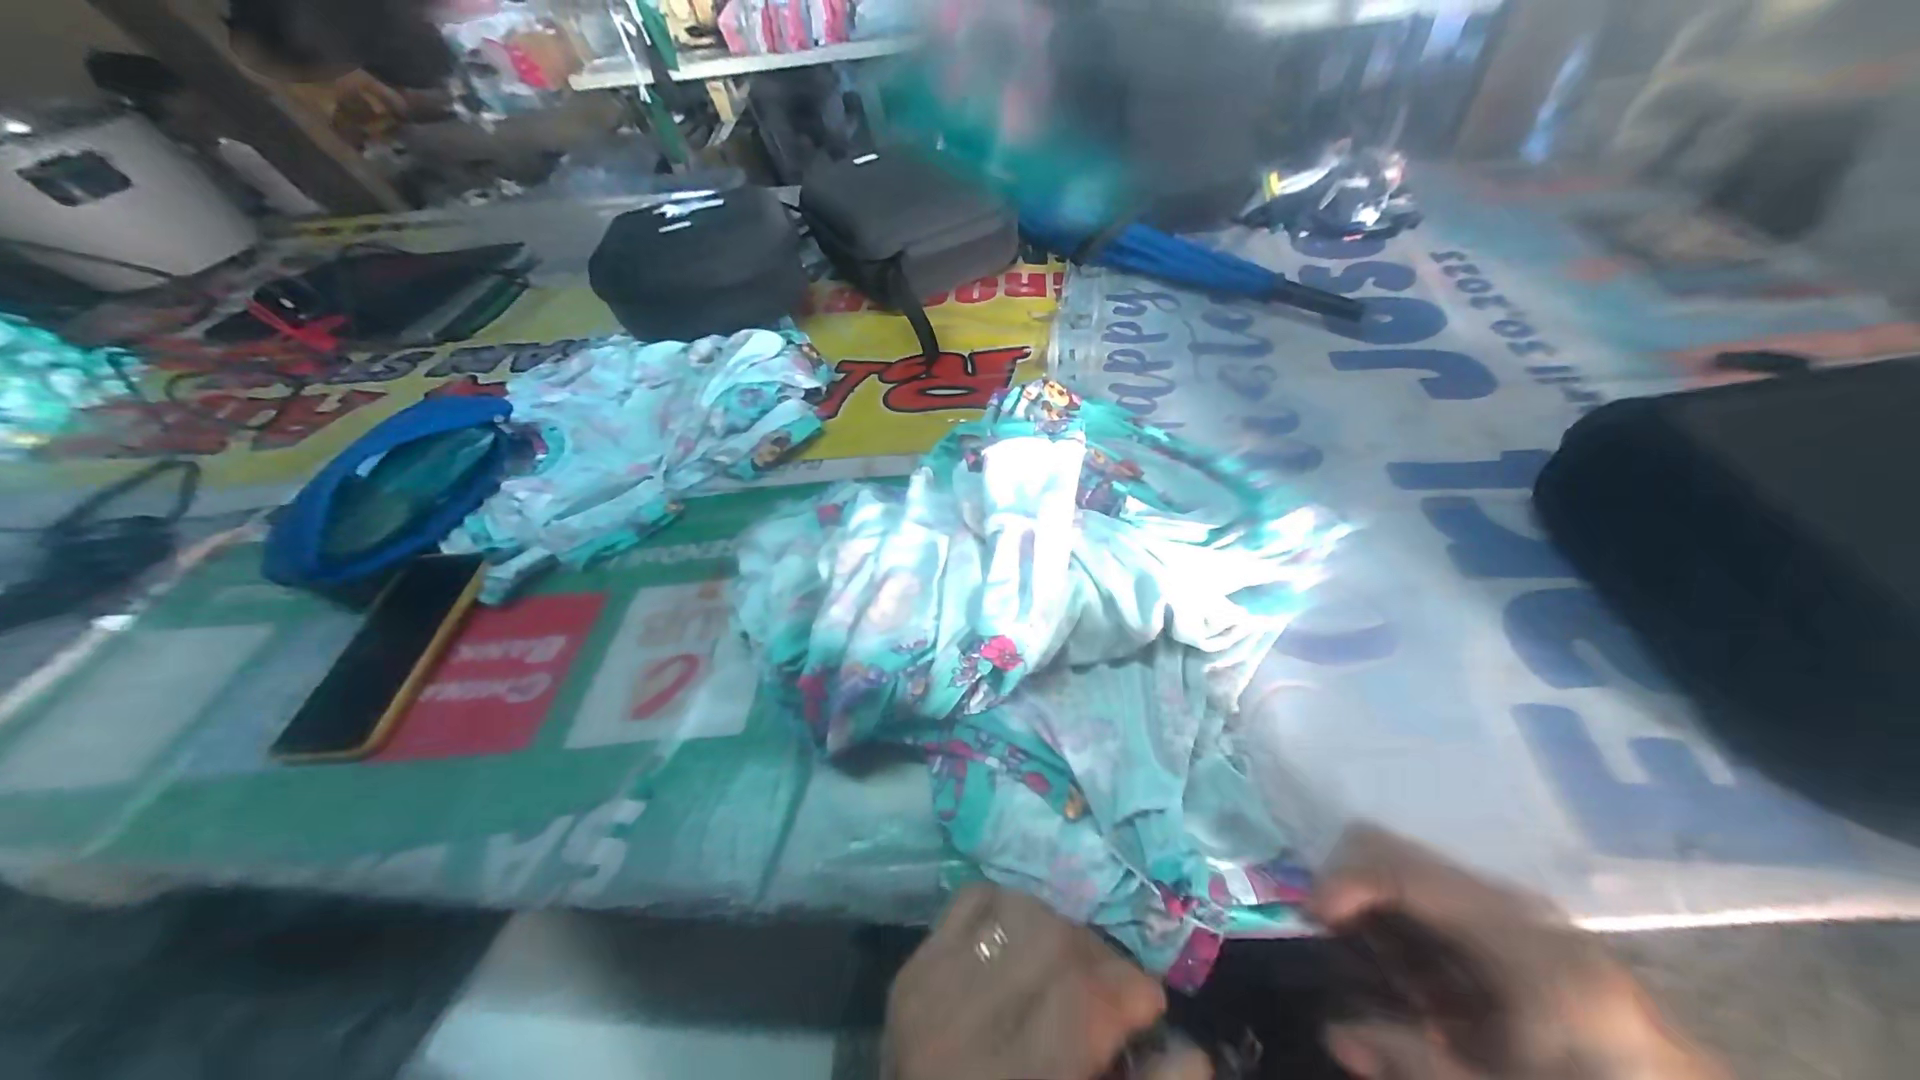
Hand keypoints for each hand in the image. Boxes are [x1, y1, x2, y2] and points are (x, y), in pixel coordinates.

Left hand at [884, 884, 1172, 1079]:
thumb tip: (1195, 1053)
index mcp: (1020, 1074)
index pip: (1084, 994)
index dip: (1131, 989)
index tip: (1149, 1005)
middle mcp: (967, 1026)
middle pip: (1055, 940)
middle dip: (1099, 957)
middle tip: (1111, 986)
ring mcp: (933, 989)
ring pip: (1018, 909)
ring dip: (1056, 928)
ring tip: (1067, 961)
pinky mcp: (912, 969)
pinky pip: (972, 900)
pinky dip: (1006, 907)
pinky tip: (1021, 938)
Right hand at [1313, 827, 1726, 1079]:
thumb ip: (1413, 1063)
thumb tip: (1332, 1032)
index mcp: (1521, 942)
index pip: (1400, 867)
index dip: (1342, 881)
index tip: (1312, 922)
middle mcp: (1518, 908)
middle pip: (1396, 850)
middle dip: (1350, 887)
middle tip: (1339, 946)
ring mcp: (1524, 914)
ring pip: (1411, 870)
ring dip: (1378, 912)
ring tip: (1391, 983)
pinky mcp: (1526, 929)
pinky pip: (1438, 900)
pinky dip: (1409, 928)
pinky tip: (1428, 991)